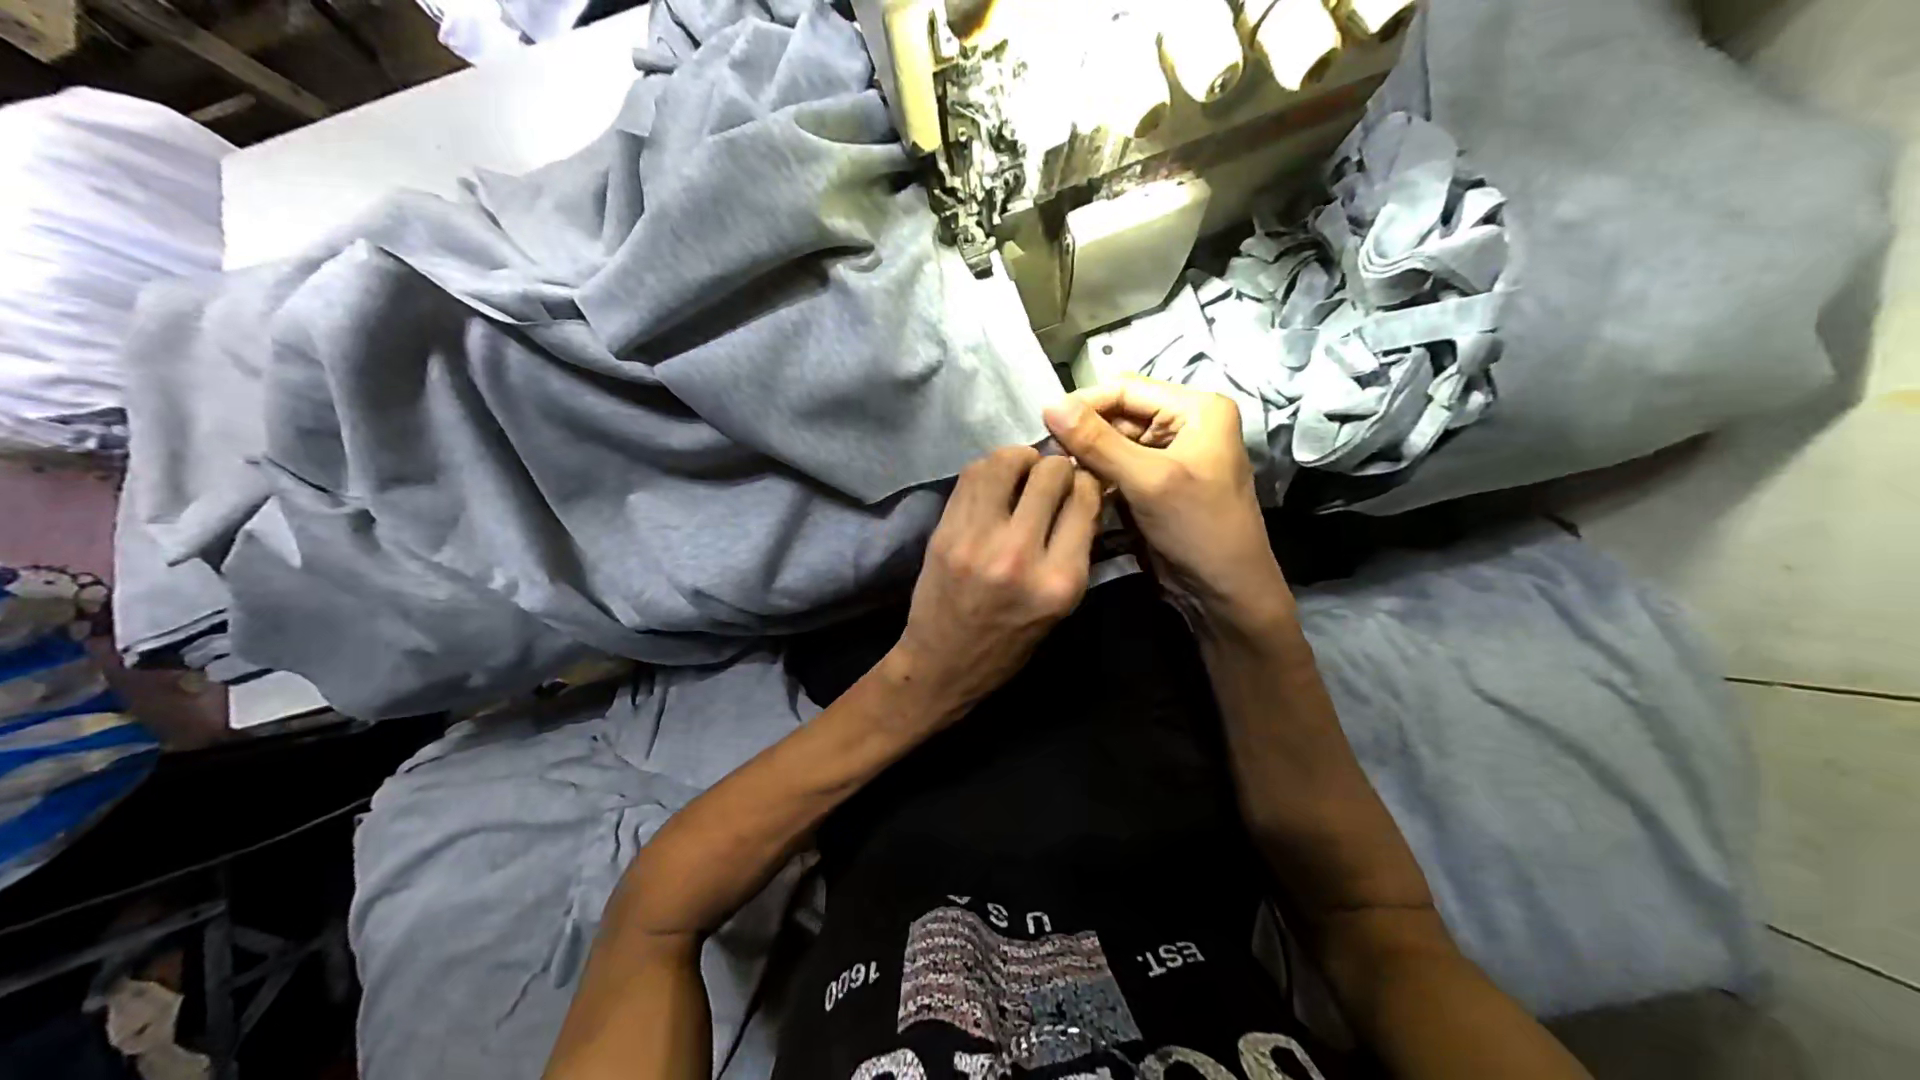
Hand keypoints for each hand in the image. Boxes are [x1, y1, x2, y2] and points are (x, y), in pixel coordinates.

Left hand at [889, 446, 1102, 716]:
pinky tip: (994, 483)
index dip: (1086, 482)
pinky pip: (973, 474)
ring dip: (1020, 460)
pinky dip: (990, 469)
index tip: (1079, 485)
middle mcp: (1021, 554)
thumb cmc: (1010, 642)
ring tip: (1020, 474)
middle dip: (1056, 468)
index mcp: (1060, 581)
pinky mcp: (945, 531)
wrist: (943, 663)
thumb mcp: (1061, 605)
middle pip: (1051, 473)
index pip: (1085, 499)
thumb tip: (1084, 490)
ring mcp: (977, 539)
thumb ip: (1076, 547)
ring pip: (1007, 461)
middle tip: (1049, 479)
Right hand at [1043, 375, 1291, 631]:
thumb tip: (1048, 405)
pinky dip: (1094, 475)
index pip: (1126, 389)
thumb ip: (1097, 441)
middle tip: (1044, 452)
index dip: (1083, 403)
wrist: (1225, 592)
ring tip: (1054, 471)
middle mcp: (1183, 424)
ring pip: (1111, 442)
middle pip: (1117, 414)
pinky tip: (1072, 487)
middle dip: (1082, 432)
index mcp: (1196, 409)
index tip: (1043, 423)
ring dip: (1085, 456)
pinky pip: (1115, 467)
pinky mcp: (1153, 484)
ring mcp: (1168, 455)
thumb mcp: (1147, 480)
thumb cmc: (1198, 528)